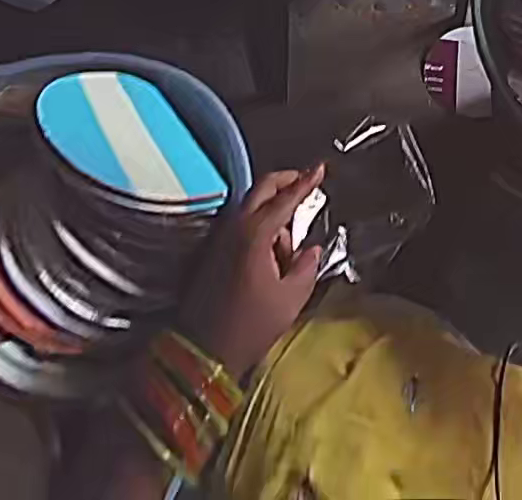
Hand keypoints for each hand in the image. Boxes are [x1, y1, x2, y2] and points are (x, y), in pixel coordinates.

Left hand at [179, 165, 325, 374]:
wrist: (201, 352)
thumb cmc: (248, 327)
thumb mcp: (290, 299)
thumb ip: (306, 267)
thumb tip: (311, 250)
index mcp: (256, 234)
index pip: (286, 197)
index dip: (306, 181)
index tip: (320, 168)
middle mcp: (235, 227)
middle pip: (263, 187)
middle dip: (286, 181)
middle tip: (305, 184)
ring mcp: (221, 237)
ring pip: (253, 207)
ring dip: (274, 213)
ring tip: (287, 252)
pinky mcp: (214, 250)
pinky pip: (242, 224)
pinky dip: (260, 227)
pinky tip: (270, 257)